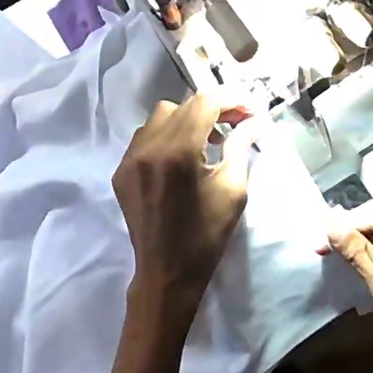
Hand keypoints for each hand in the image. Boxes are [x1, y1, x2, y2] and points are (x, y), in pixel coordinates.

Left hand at [114, 94, 252, 299]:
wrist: (167, 273)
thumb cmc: (207, 235)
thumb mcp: (234, 190)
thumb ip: (240, 146)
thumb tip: (251, 121)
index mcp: (177, 153)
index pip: (203, 104)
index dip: (230, 100)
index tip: (250, 110)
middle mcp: (147, 148)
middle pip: (181, 106)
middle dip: (211, 110)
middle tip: (235, 126)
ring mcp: (128, 159)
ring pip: (159, 118)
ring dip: (187, 122)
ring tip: (207, 143)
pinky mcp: (120, 171)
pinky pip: (144, 138)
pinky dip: (166, 138)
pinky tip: (182, 159)